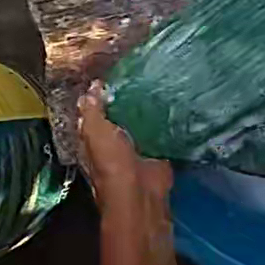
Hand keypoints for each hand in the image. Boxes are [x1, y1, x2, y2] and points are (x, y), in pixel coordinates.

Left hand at [77, 83, 172, 216]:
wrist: (142, 189)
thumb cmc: (113, 162)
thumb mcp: (96, 133)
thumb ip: (93, 111)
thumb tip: (92, 88)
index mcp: (94, 139)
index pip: (94, 113)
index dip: (99, 96)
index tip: (112, 76)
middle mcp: (114, 143)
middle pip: (118, 117)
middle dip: (125, 100)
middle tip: (138, 75)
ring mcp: (137, 148)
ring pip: (139, 123)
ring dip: (146, 109)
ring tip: (156, 84)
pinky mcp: (157, 152)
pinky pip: (159, 132)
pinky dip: (164, 122)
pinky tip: (172, 105)